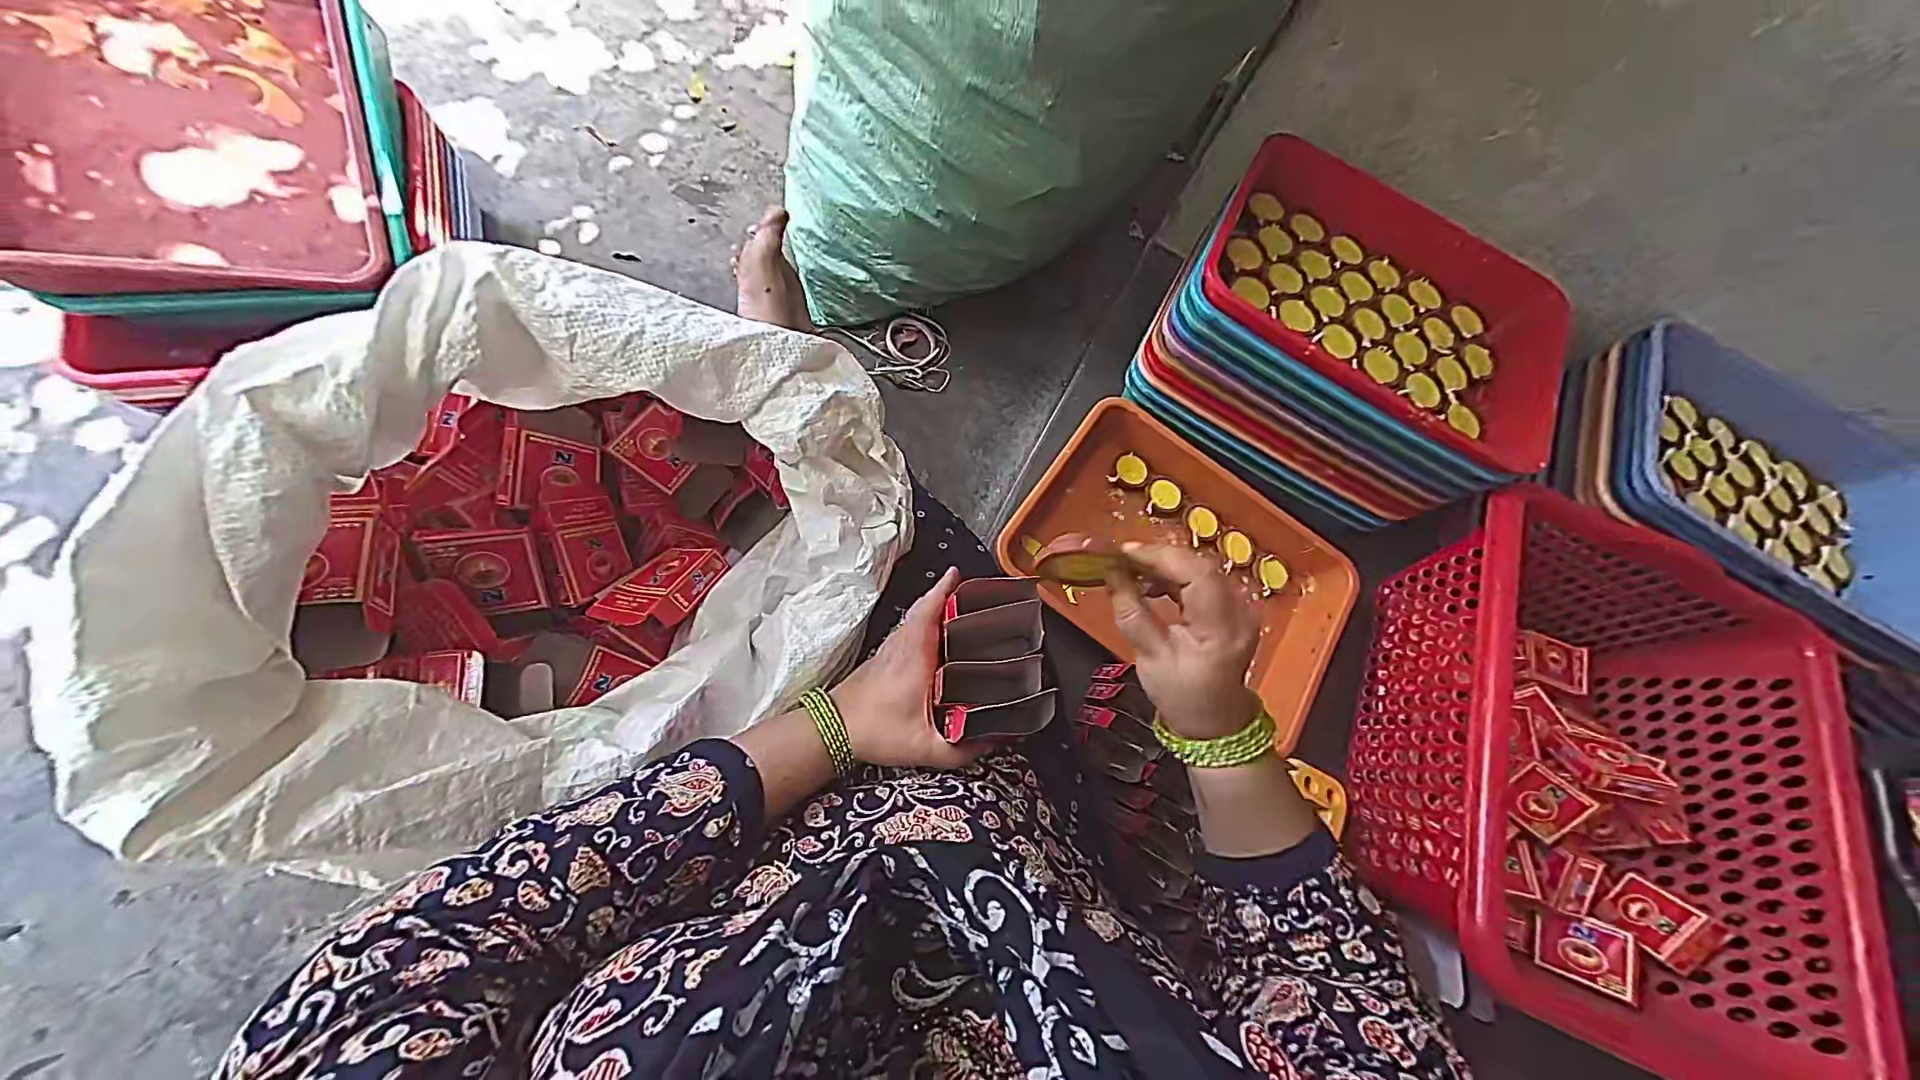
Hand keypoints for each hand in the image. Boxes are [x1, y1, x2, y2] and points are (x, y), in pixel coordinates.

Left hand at [832, 567, 990, 768]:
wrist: (832, 730)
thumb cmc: (871, 730)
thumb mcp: (925, 747)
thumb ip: (962, 749)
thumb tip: (993, 741)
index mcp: (914, 656)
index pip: (928, 611)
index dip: (943, 591)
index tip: (957, 575)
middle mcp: (901, 645)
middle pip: (924, 608)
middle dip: (947, 594)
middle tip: (968, 587)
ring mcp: (890, 649)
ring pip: (915, 618)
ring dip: (934, 607)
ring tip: (958, 605)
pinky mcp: (884, 658)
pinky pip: (908, 630)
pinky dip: (923, 623)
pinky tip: (936, 636)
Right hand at [1106, 542, 1262, 738]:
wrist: (1215, 721)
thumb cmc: (1183, 696)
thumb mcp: (1150, 658)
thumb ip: (1131, 612)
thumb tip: (1112, 573)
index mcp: (1222, 629)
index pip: (1196, 574)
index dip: (1159, 557)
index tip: (1124, 553)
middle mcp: (1239, 612)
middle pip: (1198, 565)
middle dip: (1157, 556)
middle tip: (1120, 559)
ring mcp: (1239, 607)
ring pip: (1199, 567)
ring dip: (1163, 564)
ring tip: (1130, 571)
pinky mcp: (1231, 606)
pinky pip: (1201, 578)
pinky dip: (1173, 575)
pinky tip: (1150, 583)